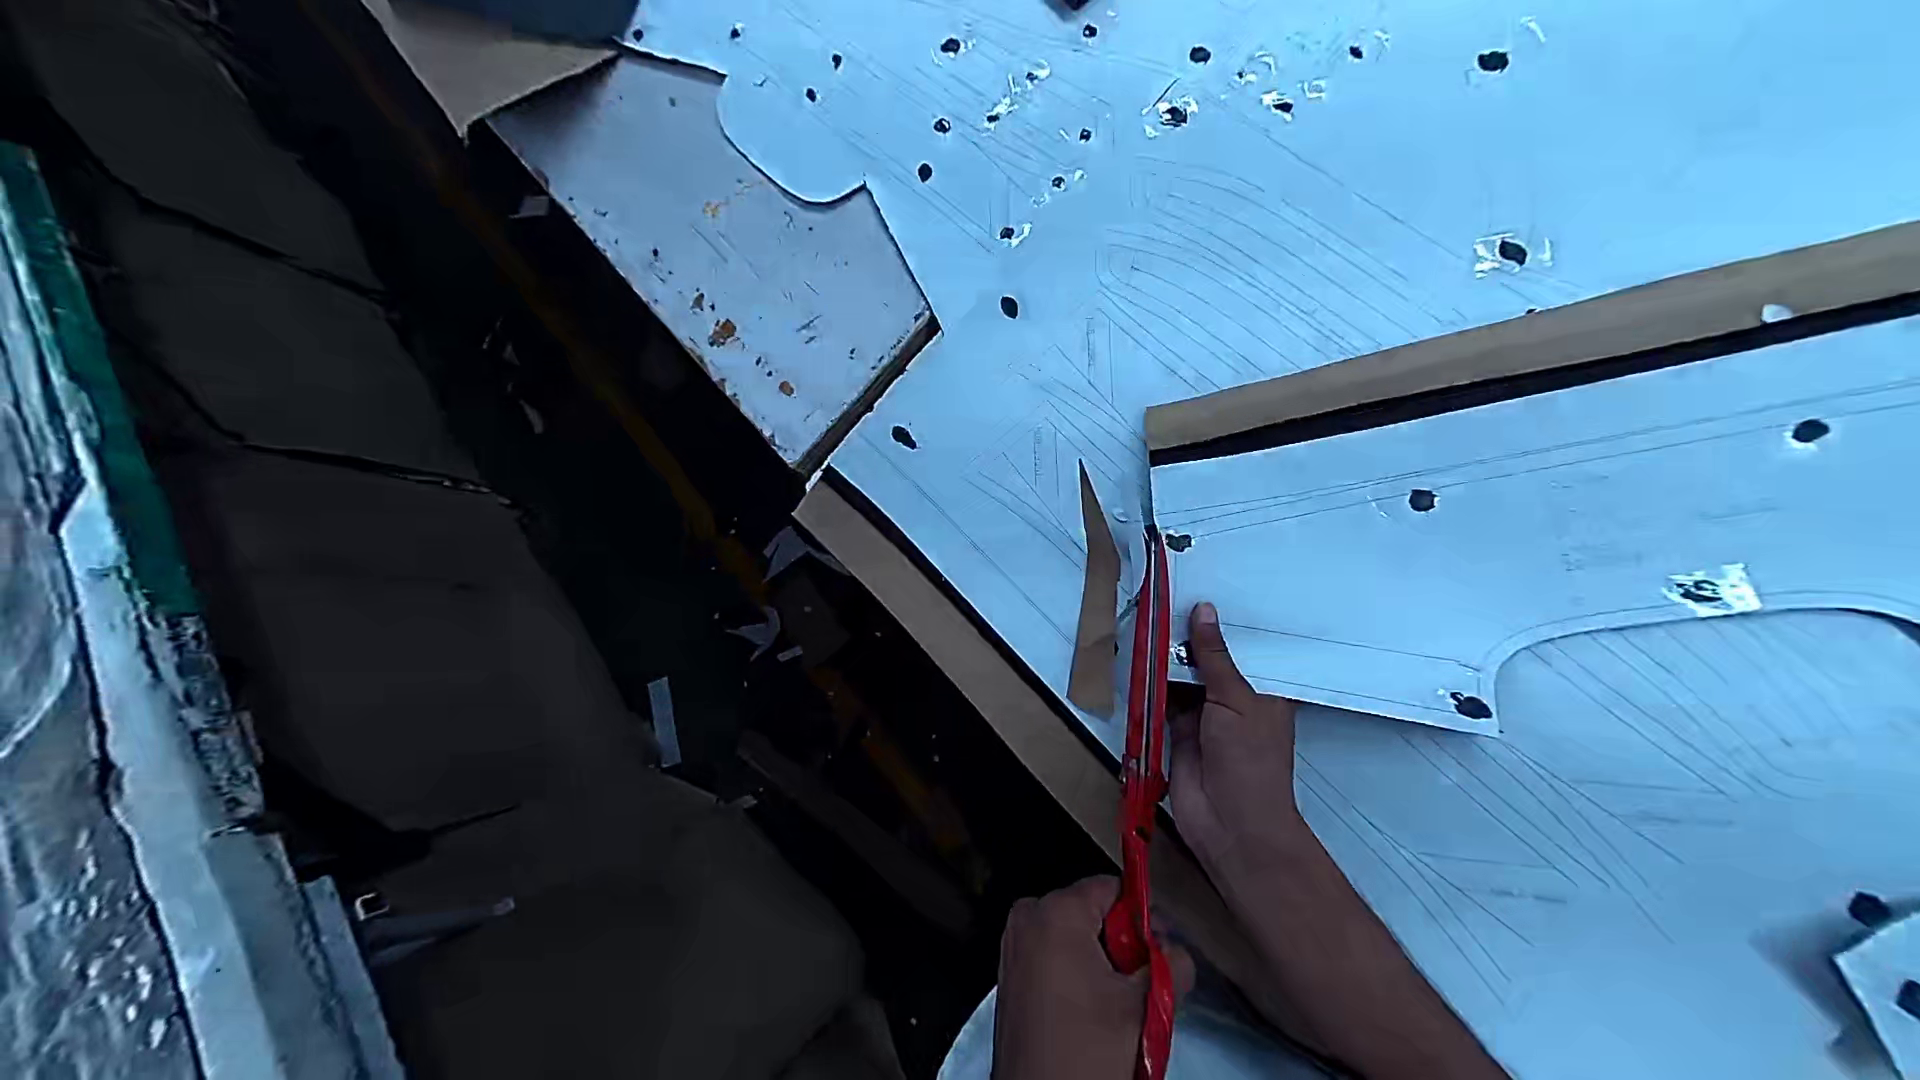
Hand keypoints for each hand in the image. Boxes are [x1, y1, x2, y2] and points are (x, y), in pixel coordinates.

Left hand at [991, 876, 1193, 1079]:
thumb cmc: (1090, 1050)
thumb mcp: (1144, 1007)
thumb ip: (1171, 965)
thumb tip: (1175, 949)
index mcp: (1057, 910)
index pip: (1112, 889)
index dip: (1142, 916)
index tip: (1161, 953)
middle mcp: (1029, 915)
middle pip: (1092, 911)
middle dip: (1122, 943)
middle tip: (1143, 986)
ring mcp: (1013, 942)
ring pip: (1074, 935)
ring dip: (1101, 961)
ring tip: (1118, 1005)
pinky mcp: (1008, 971)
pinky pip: (1053, 953)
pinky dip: (1076, 972)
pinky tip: (1091, 1012)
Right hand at [1169, 602, 1309, 885]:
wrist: (1230, 822)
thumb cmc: (1250, 758)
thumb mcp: (1236, 699)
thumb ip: (1214, 656)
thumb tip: (1204, 611)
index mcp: (1262, 690)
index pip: (1244, 647)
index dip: (1226, 621)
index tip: (1205, 587)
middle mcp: (1233, 698)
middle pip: (1209, 659)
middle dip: (1189, 635)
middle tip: (1168, 593)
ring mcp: (1204, 714)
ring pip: (1183, 676)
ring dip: (1167, 656)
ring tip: (1149, 614)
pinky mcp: (1177, 729)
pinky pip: (1163, 698)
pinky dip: (1151, 680)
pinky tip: (1138, 651)